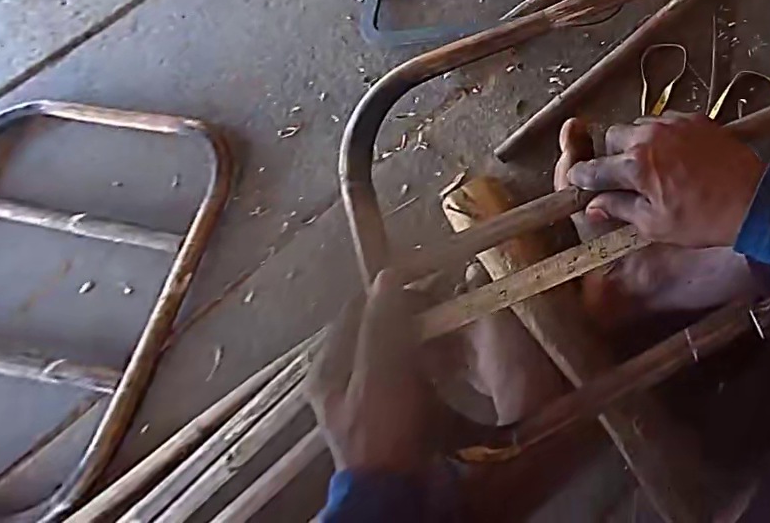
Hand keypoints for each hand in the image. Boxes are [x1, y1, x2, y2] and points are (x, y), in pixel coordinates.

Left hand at [305, 269, 430, 474]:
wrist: (394, 495)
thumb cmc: (382, 431)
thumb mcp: (379, 373)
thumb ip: (381, 324)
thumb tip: (387, 275)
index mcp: (327, 365)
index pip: (358, 306)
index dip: (389, 289)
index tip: (422, 280)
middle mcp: (336, 374)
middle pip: (373, 323)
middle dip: (404, 309)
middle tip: (436, 300)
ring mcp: (358, 392)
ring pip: (388, 341)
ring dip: (414, 329)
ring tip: (441, 321)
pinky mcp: (381, 405)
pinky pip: (400, 362)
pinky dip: (418, 351)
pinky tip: (438, 352)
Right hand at [565, 112, 766, 247]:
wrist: (754, 202)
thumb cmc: (704, 219)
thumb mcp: (655, 224)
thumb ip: (620, 209)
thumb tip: (594, 206)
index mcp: (635, 165)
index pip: (595, 168)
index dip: (582, 175)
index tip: (578, 179)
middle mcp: (649, 136)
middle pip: (614, 137)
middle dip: (613, 154)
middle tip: (627, 175)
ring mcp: (674, 124)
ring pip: (640, 126)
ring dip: (639, 142)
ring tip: (655, 165)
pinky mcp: (694, 119)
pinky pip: (667, 122)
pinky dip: (665, 136)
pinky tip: (677, 156)